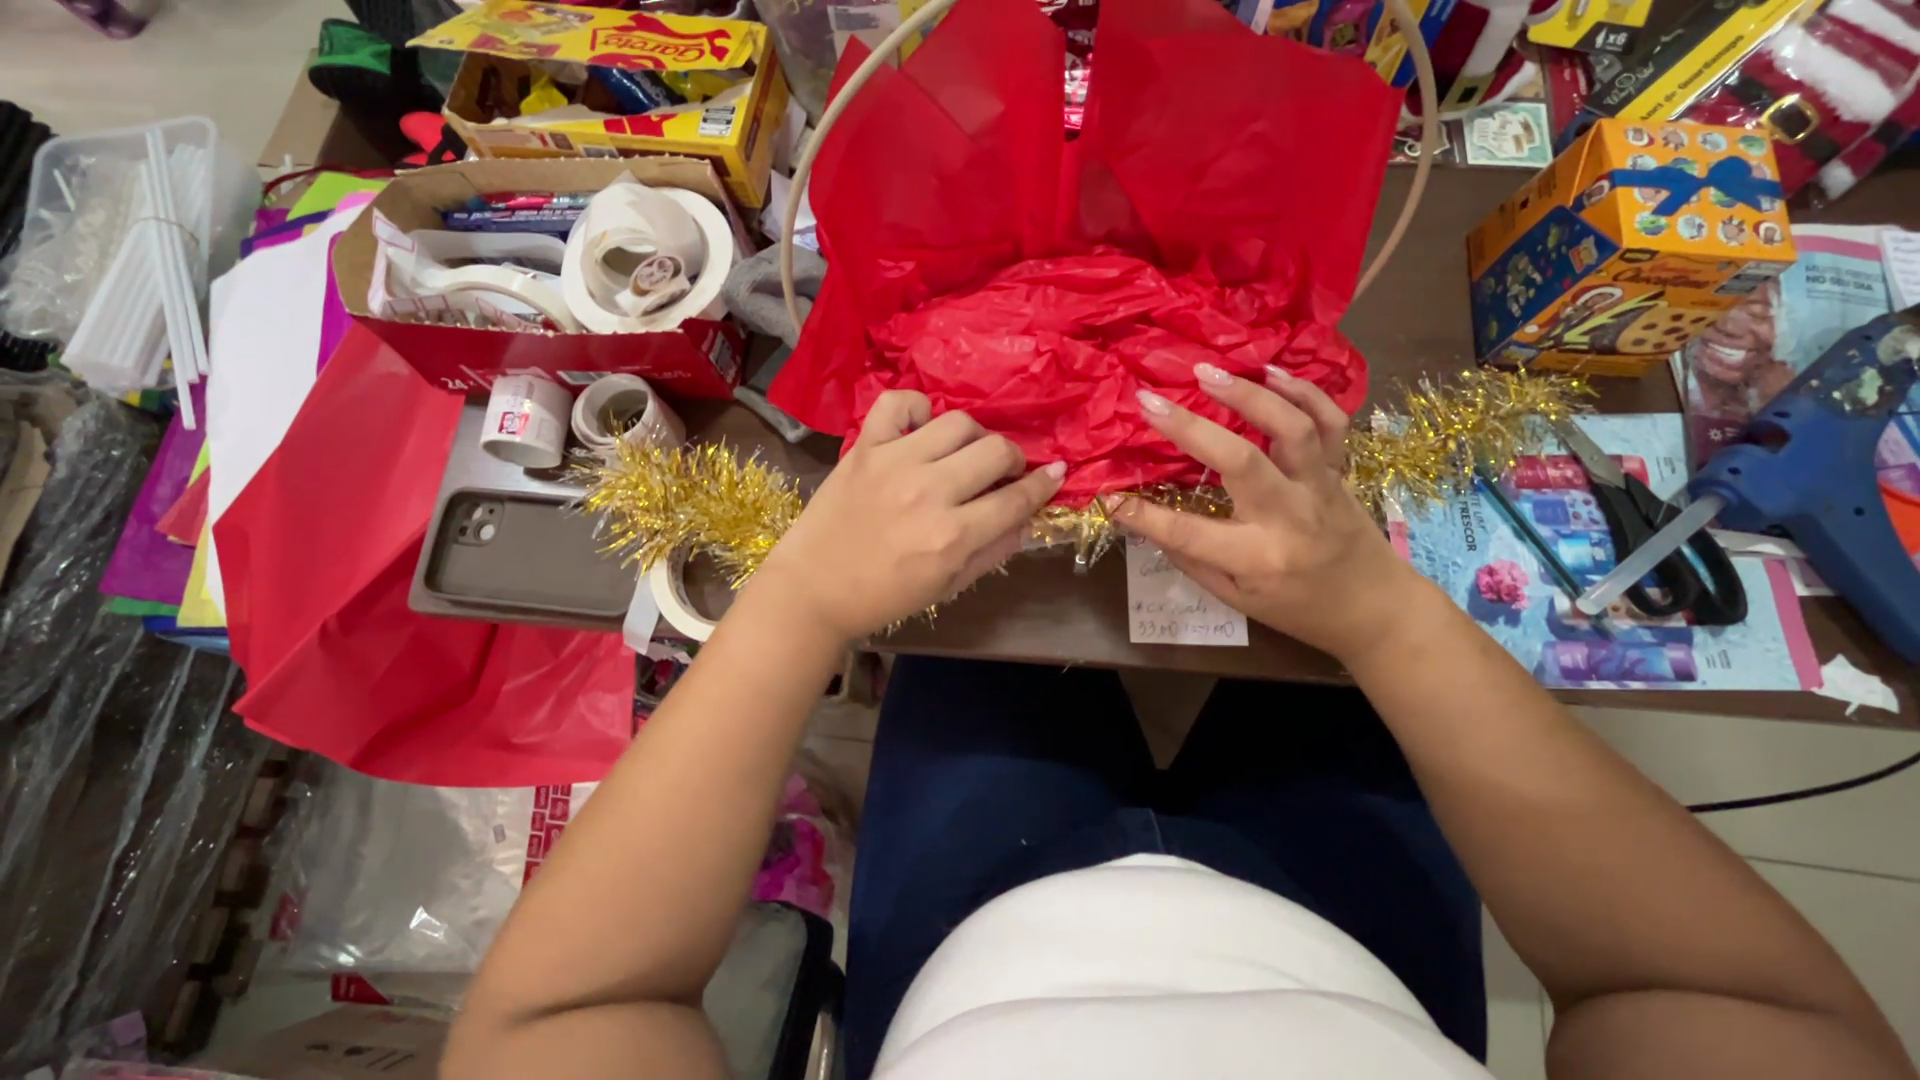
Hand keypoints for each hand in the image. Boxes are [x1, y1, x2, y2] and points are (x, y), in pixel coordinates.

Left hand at [753, 390, 1064, 641]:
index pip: (1016, 499)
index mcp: (952, 536)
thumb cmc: (884, 597)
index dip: (1044, 485)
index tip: (1056, 474)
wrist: (814, 590)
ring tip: (964, 453)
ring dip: (973, 437)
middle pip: (995, 451)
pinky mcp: (863, 447)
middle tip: (1003, 472)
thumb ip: (993, 552)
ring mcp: (894, 463)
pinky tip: (921, 431)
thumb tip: (1026, 519)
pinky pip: (899, 403)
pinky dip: (917, 409)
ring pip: (958, 422)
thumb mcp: (948, 586)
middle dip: (1011, 460)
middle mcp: (928, 492)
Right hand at [1113, 363, 1425, 664]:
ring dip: (1247, 395)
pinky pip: (1329, 421)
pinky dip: (1303, 391)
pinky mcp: (1340, 470)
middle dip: (1190, 428)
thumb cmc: (1298, 608)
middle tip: (1150, 401)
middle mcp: (1290, 517)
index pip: (1187, 533)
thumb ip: (1193, 560)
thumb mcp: (1237, 599)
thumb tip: (1147, 523)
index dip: (1143, 515)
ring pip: (1291, 429)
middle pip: (1240, 461)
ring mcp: (1319, 487)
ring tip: (1208, 372)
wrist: (1377, 609)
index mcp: (1258, 557)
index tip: (1109, 496)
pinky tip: (1270, 370)